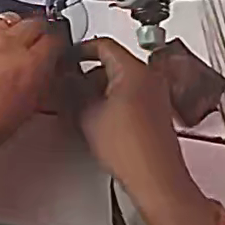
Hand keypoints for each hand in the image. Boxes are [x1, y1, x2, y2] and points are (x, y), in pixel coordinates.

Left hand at [0, 13, 65, 160]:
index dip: (59, 46)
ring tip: (14, 49)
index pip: (57, 39)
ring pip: (12, 20)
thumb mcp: (27, 110)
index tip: (57, 53)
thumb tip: (47, 76)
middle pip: (36, 22)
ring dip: (17, 31)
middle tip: (39, 48)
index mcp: (31, 64)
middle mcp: (9, 44)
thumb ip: (42, 85)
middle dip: (41, 34)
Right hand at [76, 38, 202, 213]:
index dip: (80, 50)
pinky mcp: (157, 111)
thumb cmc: (130, 149)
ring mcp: (157, 94)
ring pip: (122, 79)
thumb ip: (73, 89)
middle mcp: (150, 77)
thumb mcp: (88, 114)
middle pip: (113, 62)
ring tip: (80, 104)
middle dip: (88, 72)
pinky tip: (98, 117)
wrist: (155, 179)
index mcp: (134, 70)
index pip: (103, 45)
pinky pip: (131, 94)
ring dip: (100, 87)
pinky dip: (113, 99)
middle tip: (69, 83)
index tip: (67, 58)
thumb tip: (67, 78)